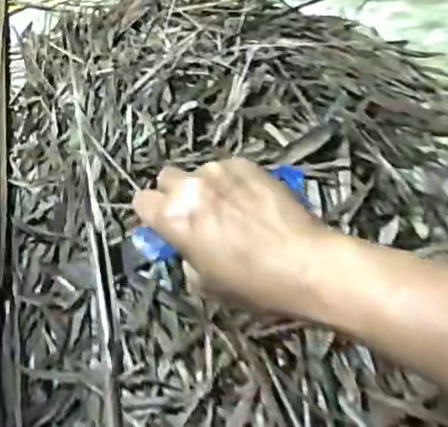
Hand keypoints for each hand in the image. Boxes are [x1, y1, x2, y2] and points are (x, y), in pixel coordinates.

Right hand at [132, 159, 332, 318]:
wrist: (306, 262)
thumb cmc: (255, 283)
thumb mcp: (207, 284)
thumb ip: (186, 256)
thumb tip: (188, 245)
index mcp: (173, 218)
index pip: (141, 201)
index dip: (151, 213)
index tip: (164, 223)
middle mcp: (190, 187)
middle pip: (166, 178)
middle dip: (175, 193)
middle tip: (197, 215)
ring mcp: (217, 170)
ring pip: (199, 172)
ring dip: (207, 188)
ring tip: (234, 210)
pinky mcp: (244, 163)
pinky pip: (228, 169)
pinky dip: (233, 183)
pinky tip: (253, 203)